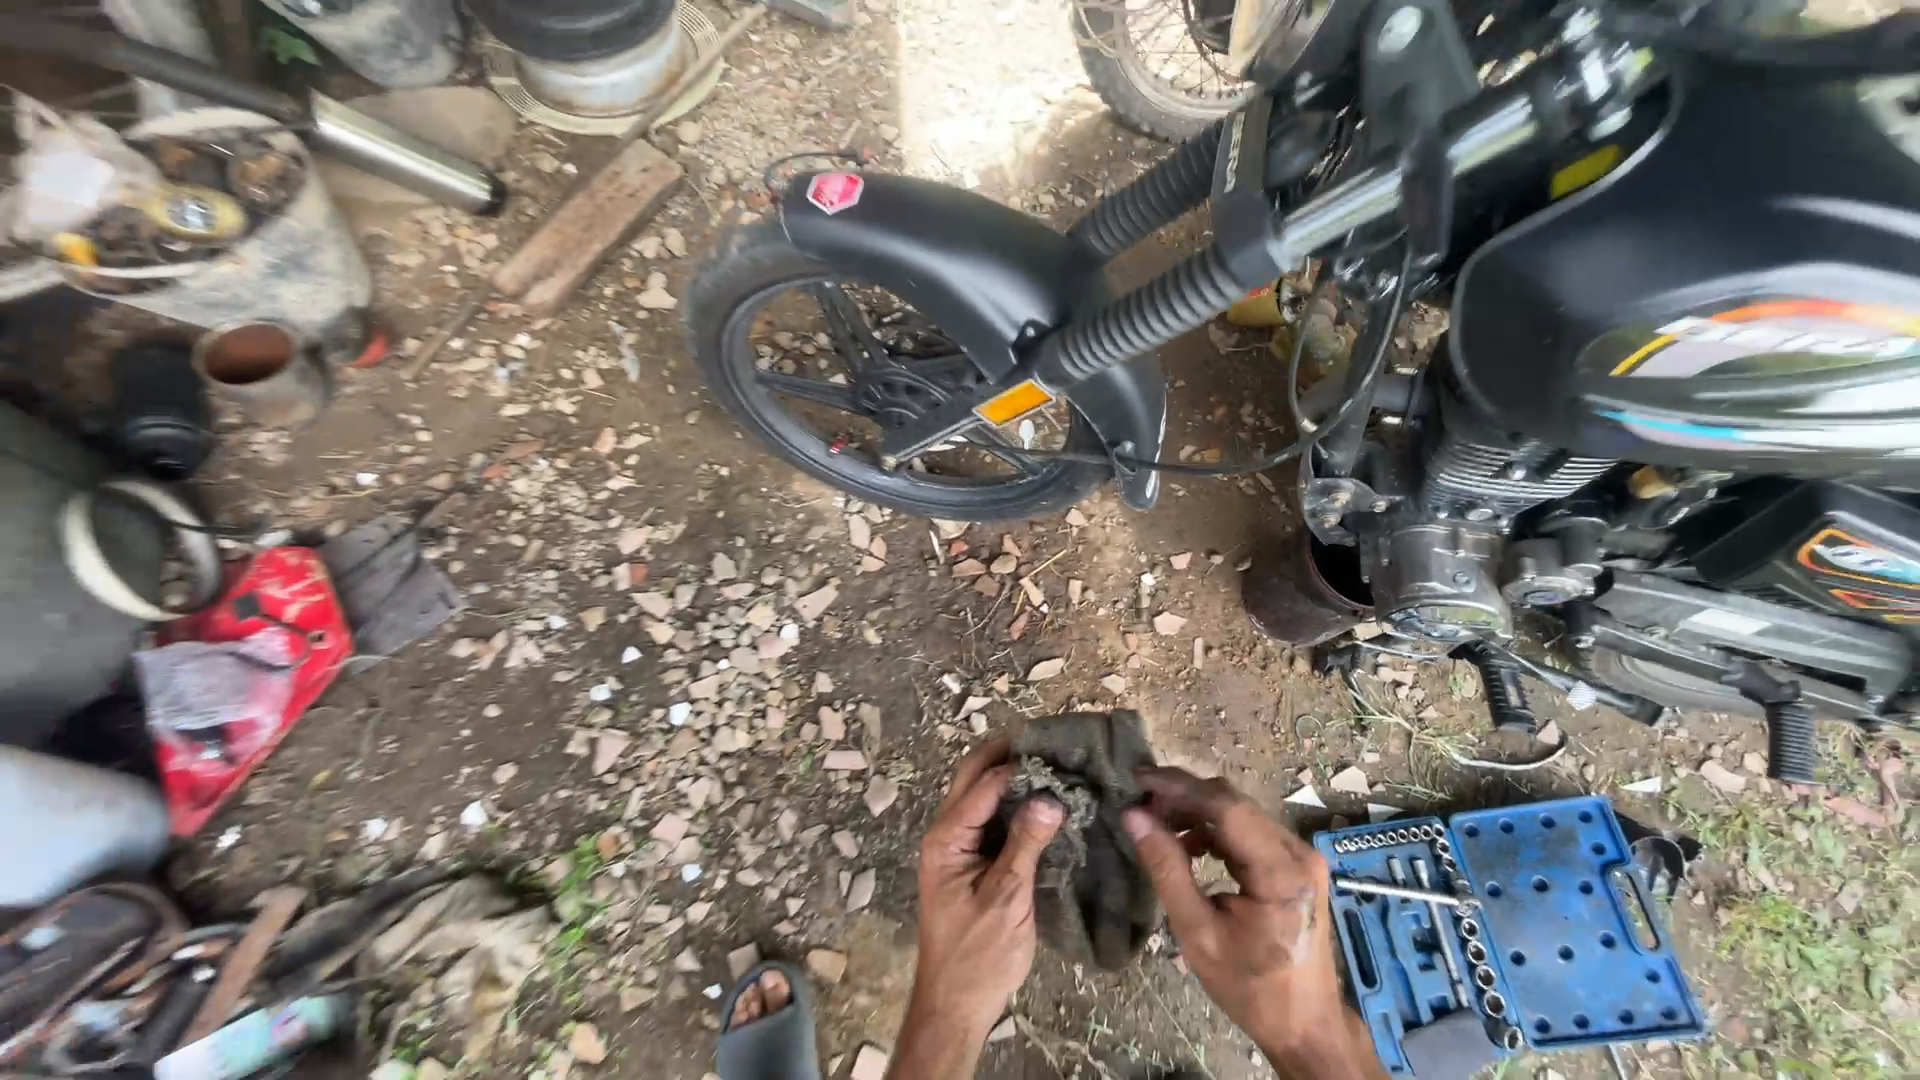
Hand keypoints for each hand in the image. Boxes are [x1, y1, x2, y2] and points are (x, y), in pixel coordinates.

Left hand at [890, 738, 1063, 1079]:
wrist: (956, 1002)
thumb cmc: (978, 954)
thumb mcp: (1005, 899)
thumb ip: (1025, 845)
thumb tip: (1050, 797)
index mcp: (946, 838)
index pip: (984, 784)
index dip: (1019, 765)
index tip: (1058, 751)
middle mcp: (947, 831)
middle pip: (975, 776)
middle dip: (1009, 754)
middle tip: (1053, 741)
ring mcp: (958, 843)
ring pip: (983, 792)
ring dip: (1012, 774)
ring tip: (1054, 760)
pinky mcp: (973, 857)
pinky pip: (992, 816)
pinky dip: (1015, 801)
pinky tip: (1045, 797)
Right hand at [1123, 767, 1383, 1079]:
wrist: (1306, 1025)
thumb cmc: (1251, 987)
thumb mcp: (1197, 933)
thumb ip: (1167, 869)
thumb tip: (1134, 816)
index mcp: (1281, 872)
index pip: (1226, 807)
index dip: (1179, 787)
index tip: (1138, 780)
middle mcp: (1298, 852)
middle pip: (1233, 802)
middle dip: (1183, 797)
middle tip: (1142, 805)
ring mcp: (1301, 855)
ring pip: (1239, 811)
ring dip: (1196, 811)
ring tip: (1159, 826)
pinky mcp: (1295, 862)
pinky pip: (1248, 829)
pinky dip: (1214, 828)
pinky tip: (1189, 846)